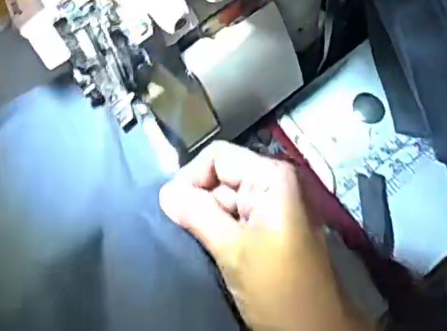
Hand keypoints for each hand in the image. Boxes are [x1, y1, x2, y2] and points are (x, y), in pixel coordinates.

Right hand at [159, 142, 371, 330]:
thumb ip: (198, 215)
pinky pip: (235, 221)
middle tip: (183, 233)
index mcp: (271, 176)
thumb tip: (165, 191)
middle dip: (199, 202)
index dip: (191, 177)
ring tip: (197, 245)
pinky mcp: (270, 232)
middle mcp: (274, 183)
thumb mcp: (234, 251)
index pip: (218, 157)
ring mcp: (273, 208)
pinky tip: (212, 252)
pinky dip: (221, 234)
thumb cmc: (281, 290)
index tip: (170, 208)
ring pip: (225, 202)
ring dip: (209, 221)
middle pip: (221, 178)